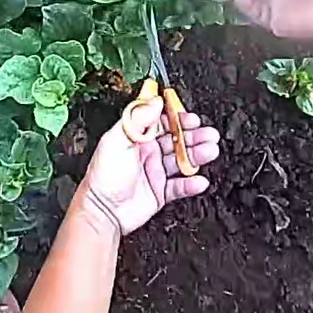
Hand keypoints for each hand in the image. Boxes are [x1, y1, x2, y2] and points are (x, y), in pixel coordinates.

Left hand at [73, 96, 220, 237]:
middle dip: (195, 136)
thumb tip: (154, 99)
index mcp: (137, 136)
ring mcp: (156, 172)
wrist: (102, 212)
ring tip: (210, 152)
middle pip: (177, 140)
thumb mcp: (118, 140)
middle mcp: (148, 152)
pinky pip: (180, 186)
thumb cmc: (103, 177)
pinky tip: (199, 180)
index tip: (192, 118)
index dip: (179, 119)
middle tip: (209, 134)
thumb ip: (138, 118)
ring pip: (182, 160)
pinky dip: (191, 183)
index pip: (163, 121)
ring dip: (197, 155)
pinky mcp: (161, 192)